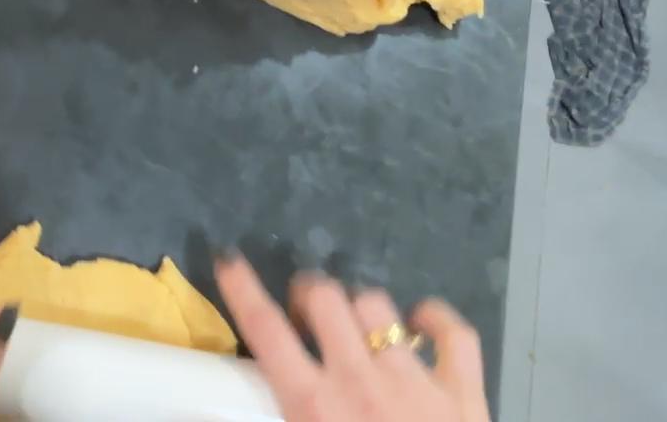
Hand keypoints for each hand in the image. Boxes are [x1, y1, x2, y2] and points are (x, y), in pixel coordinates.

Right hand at [216, 254, 489, 421]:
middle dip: (307, 294)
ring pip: (376, 304)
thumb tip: (201, 411)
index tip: (227, 259)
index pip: (264, 326)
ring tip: (356, 329)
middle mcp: (359, 380)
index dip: (241, 287)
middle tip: (305, 315)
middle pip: (322, 296)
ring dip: (358, 310)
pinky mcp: (465, 394)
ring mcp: (415, 382)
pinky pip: (453, 332)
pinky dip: (434, 319)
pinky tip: (417, 324)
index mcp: (312, 406)